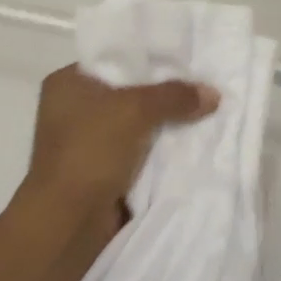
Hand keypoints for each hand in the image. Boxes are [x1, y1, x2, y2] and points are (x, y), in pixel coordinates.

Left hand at [18, 65, 220, 224]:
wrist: (68, 221)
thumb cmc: (91, 151)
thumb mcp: (135, 110)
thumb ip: (175, 96)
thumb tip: (213, 93)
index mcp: (67, 82)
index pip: (114, 59)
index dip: (150, 59)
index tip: (188, 61)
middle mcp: (72, 108)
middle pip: (128, 93)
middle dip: (163, 95)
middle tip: (204, 88)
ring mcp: (85, 143)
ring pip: (135, 125)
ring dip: (165, 126)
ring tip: (207, 114)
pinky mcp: (100, 172)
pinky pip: (137, 153)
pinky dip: (159, 152)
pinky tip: (192, 145)